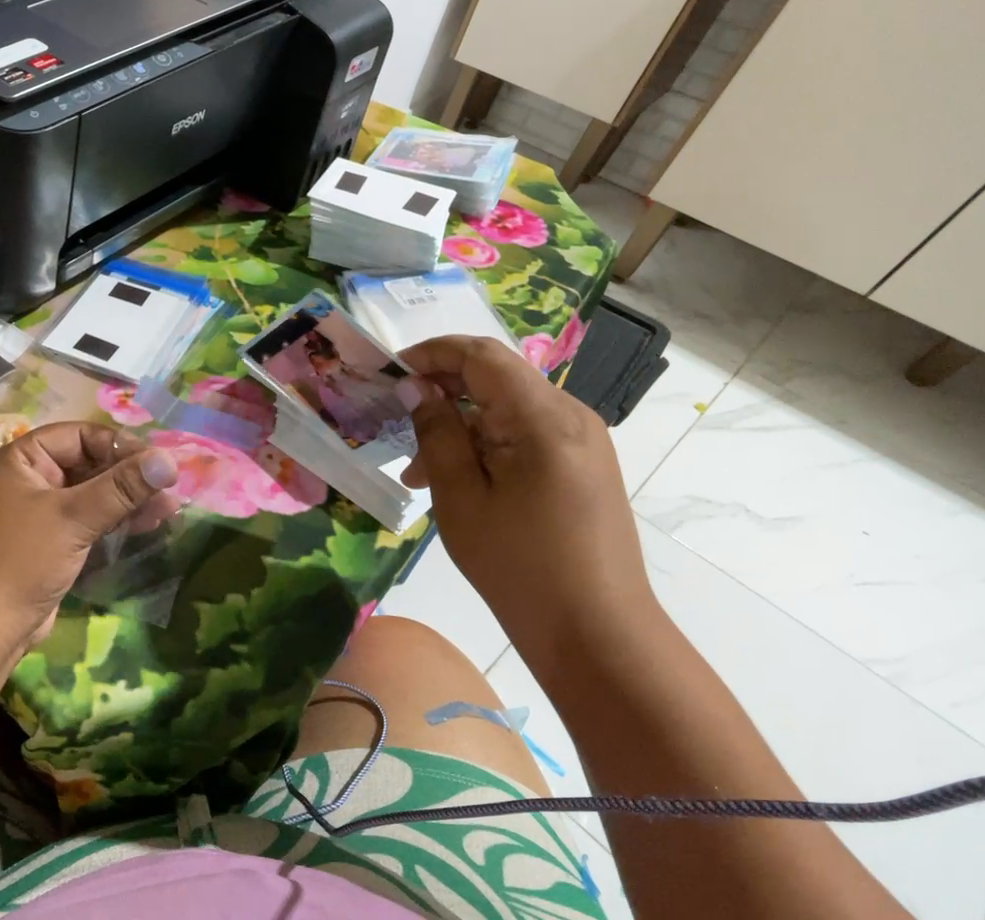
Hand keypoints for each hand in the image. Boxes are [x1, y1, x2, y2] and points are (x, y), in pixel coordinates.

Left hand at [0, 423, 179, 650]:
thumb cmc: (22, 560)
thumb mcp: (73, 518)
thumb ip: (122, 487)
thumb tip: (169, 460)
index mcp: (24, 459)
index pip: (81, 435)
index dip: (120, 446)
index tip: (159, 464)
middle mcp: (32, 477)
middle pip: (90, 463)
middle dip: (130, 475)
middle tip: (171, 487)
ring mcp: (42, 511)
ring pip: (94, 493)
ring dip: (129, 499)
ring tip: (170, 507)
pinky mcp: (54, 541)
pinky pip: (90, 519)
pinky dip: (117, 519)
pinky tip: (149, 523)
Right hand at [395, 336, 653, 648]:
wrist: (596, 631)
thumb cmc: (518, 565)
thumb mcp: (460, 497)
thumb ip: (437, 432)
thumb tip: (416, 388)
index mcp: (543, 417)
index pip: (481, 355)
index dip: (431, 354)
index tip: (389, 374)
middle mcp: (571, 415)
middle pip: (496, 378)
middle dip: (441, 392)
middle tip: (396, 428)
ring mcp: (583, 440)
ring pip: (508, 409)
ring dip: (460, 425)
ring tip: (419, 474)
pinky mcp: (583, 465)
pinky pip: (526, 434)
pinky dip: (486, 445)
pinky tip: (458, 483)